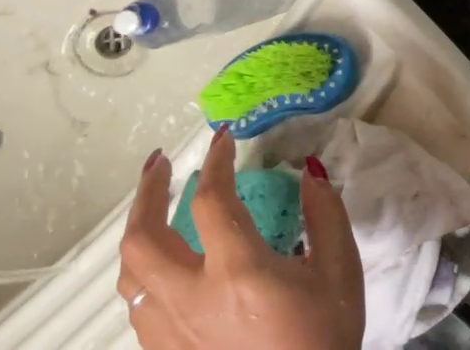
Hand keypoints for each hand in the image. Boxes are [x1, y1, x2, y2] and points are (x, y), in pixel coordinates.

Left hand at [118, 128, 364, 349]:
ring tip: (155, 207)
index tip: (222, 138)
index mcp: (237, 272)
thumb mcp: (340, 268)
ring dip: (137, 231)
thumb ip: (325, 214)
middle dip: (146, 194)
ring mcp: (169, 330)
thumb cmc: (325, 333)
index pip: (211, 202)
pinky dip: (145, 269)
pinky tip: (167, 261)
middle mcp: (190, 298)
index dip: (214, 163)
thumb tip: (311, 170)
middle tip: (159, 164)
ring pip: (129, 274)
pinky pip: (137, 303)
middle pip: (141, 240)